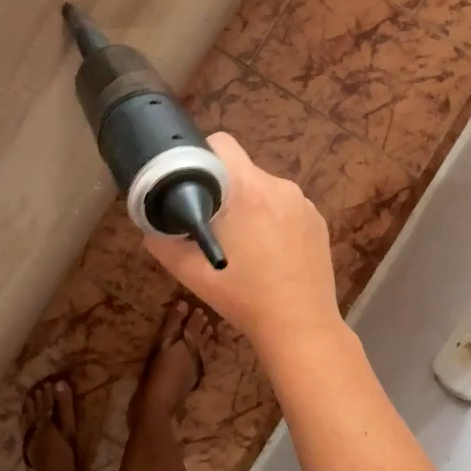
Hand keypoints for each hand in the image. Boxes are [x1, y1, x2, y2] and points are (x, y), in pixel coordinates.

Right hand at [144, 133, 341, 349]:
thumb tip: (151, 226)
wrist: (299, 326)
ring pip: (265, 191)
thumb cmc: (243, 297)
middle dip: (224, 190)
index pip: (221, 145)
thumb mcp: (190, 273)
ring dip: (250, 206)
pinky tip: (271, 253)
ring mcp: (304, 203)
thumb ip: (162, 242)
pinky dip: (274, 221)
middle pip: (242, 171)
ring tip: (244, 245)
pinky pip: (286, 208)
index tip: (192, 182)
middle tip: (213, 224)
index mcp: (247, 189)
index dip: (202, 156)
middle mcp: (279, 186)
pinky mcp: (318, 221)